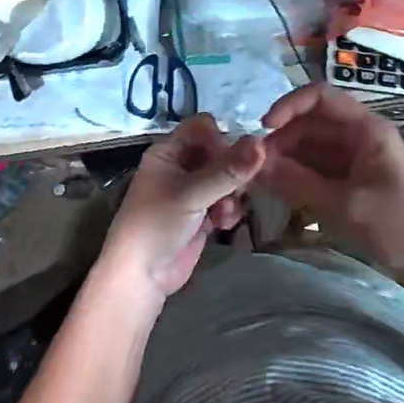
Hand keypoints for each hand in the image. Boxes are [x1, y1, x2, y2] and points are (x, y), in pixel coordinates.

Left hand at [98, 114, 264, 298]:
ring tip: (225, 213)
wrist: (142, 275)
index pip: (202, 127)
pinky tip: (223, 224)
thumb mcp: (191, 194)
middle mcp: (180, 166)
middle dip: (232, 171)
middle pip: (219, 152)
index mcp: (168, 151)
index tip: (231, 158)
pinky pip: (227, 200)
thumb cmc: (156, 224)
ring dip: (232, 193)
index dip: (220, 138)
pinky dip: (229, 210)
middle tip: (238, 189)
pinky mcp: (202, 213)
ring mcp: (192, 191)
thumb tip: (261, 143)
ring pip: (227, 178)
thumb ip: (227, 170)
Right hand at [258, 84, 403, 281]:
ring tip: (258, 182)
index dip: (287, 106)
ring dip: (285, 161)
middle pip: (309, 124)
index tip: (261, 131)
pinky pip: (316, 171)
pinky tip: (276, 194)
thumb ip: (296, 183)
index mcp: (367, 129)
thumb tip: (252, 165)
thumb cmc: (400, 228)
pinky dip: (296, 178)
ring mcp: (356, 162)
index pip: (319, 97)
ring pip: (309, 149)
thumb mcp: (344, 205)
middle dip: (280, 140)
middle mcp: (359, 138)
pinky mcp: (352, 185)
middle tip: (252, 167)